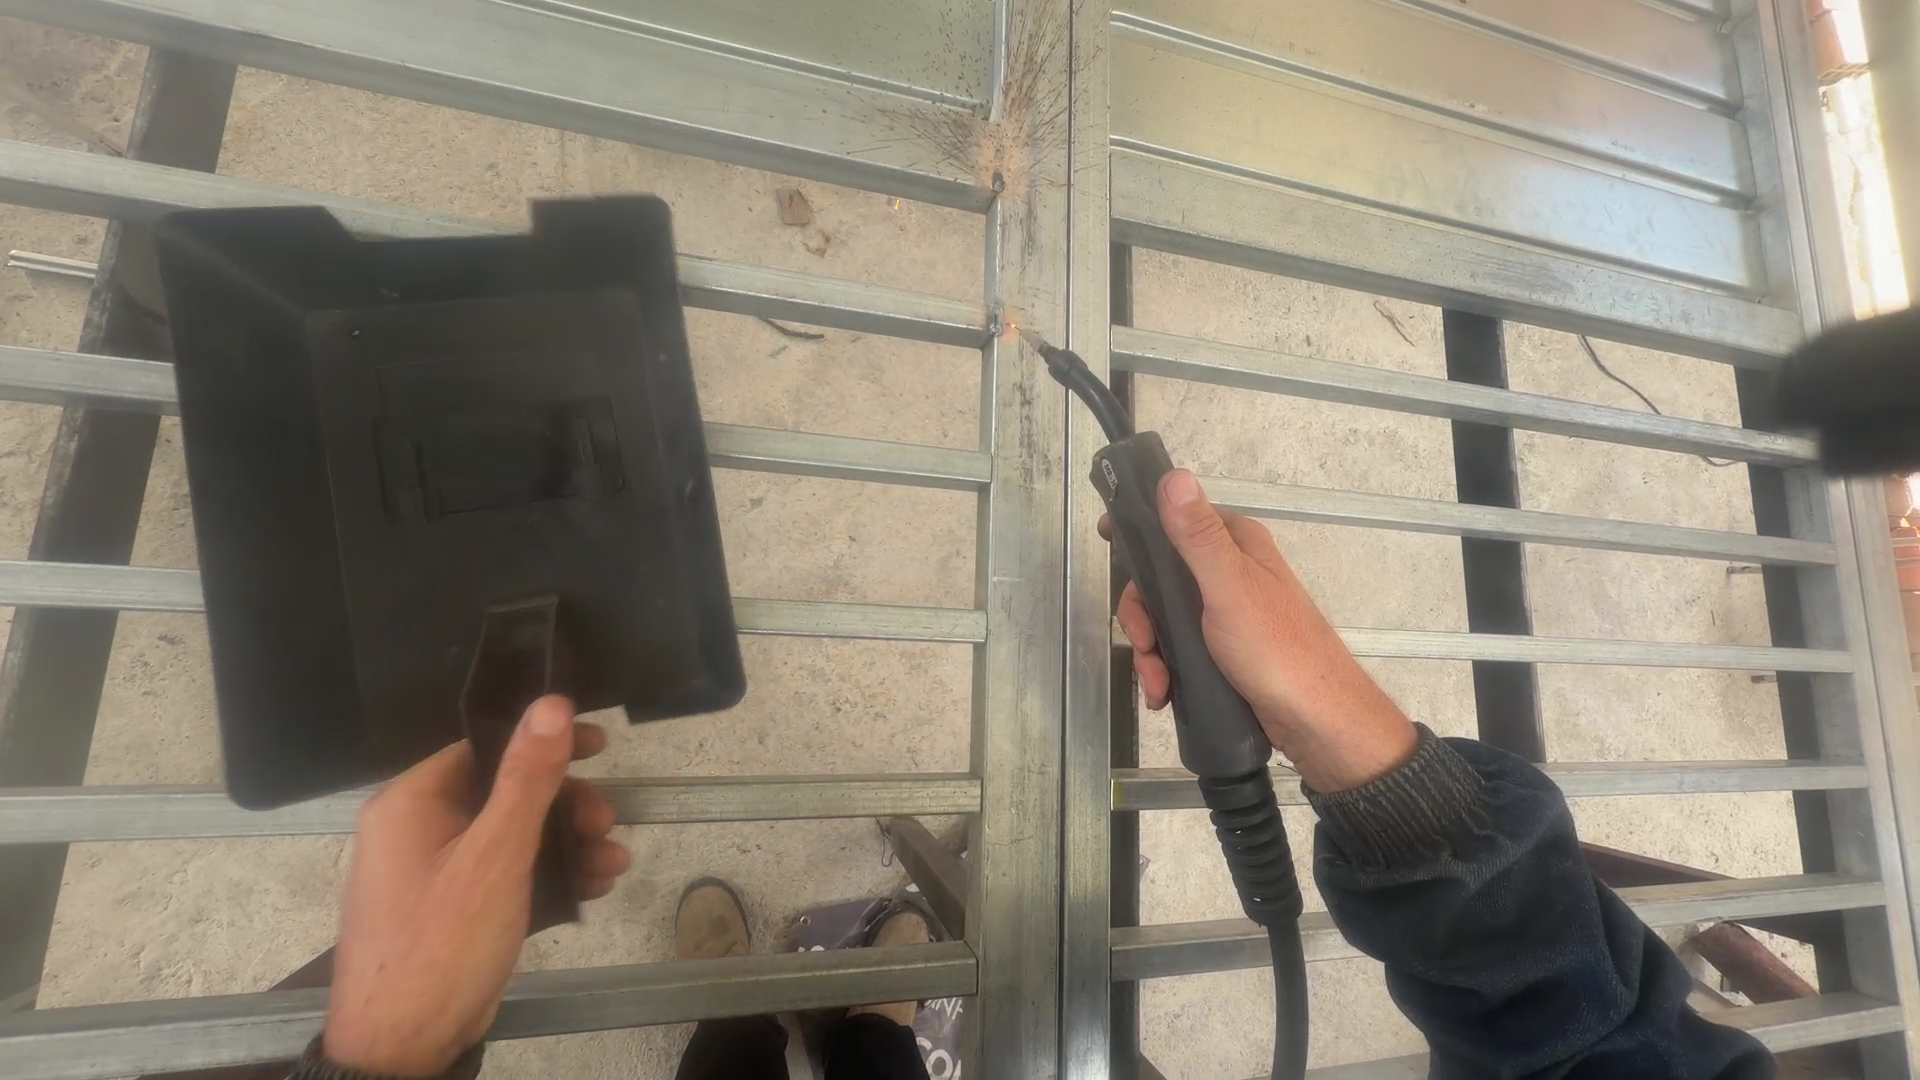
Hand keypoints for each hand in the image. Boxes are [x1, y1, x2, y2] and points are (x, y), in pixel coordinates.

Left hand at [323, 695, 632, 1075]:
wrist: (406, 1053)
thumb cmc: (443, 943)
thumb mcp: (496, 854)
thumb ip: (528, 776)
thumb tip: (553, 701)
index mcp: (414, 803)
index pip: (488, 745)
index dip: (545, 742)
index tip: (600, 746)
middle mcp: (423, 827)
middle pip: (511, 790)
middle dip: (569, 805)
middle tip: (606, 822)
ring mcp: (442, 868)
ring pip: (520, 831)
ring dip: (573, 842)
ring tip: (611, 863)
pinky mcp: (461, 902)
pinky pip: (514, 867)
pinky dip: (554, 871)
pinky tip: (595, 885)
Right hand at [1112, 470, 1417, 791]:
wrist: (1315, 722)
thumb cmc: (1274, 648)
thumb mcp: (1228, 586)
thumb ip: (1197, 535)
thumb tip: (1173, 476)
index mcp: (1234, 545)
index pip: (1176, 520)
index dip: (1139, 531)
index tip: (1108, 541)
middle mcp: (1228, 572)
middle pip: (1159, 577)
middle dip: (1142, 615)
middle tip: (1144, 643)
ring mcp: (1224, 613)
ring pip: (1164, 617)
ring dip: (1150, 651)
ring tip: (1157, 683)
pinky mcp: (1221, 650)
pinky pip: (1178, 649)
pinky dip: (1164, 669)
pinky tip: (1163, 692)